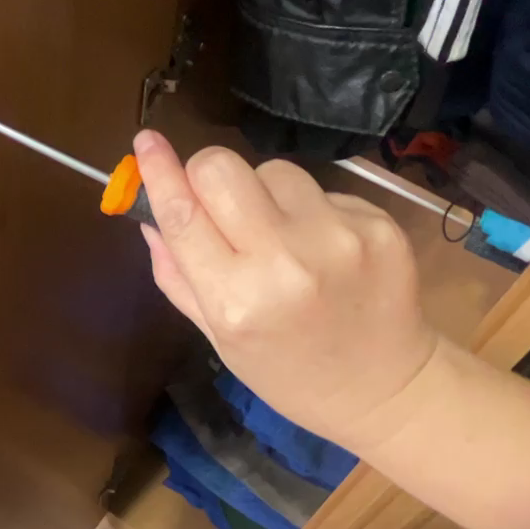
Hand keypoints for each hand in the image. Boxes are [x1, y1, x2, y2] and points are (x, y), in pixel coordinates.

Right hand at [134, 130, 441, 449]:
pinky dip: (309, 209)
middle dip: (207, 174)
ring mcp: (338, 237)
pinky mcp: (376, 223)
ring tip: (282, 236)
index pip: (183, 215)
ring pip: (273, 170)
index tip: (145, 141)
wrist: (385, 387)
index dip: (158, 172)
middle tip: (216, 201)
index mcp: (235, 300)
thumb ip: (177, 275)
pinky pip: (320, 189)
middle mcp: (285, 262)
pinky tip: (322, 247)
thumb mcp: (217, 337)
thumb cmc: (286, 371)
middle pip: (222, 168)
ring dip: (263, 193)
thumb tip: (150, 216)